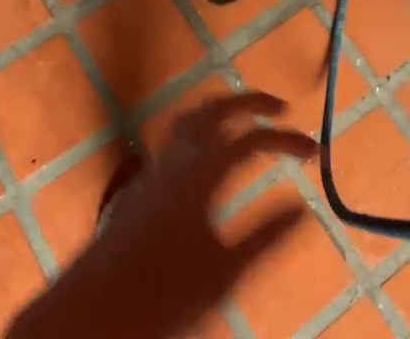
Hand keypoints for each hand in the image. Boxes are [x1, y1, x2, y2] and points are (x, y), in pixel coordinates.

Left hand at [7, 92, 318, 338]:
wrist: (94, 309)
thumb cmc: (163, 296)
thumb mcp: (225, 273)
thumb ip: (265, 236)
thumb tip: (304, 206)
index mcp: (199, 175)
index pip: (251, 139)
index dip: (286, 138)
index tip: (315, 150)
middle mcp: (173, 161)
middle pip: (212, 108)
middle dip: (249, 101)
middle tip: (279, 106)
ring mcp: (151, 170)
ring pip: (187, 120)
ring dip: (219, 111)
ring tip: (244, 121)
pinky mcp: (138, 187)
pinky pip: (172, 141)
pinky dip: (198, 133)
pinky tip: (206, 160)